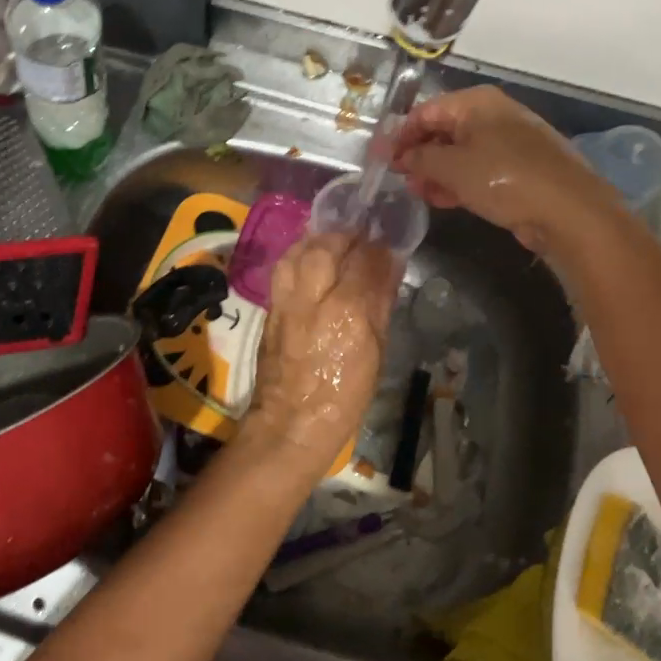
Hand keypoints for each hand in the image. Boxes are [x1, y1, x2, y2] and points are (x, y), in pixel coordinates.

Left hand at [242, 233, 395, 476]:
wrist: (292, 424)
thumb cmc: (344, 397)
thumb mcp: (376, 353)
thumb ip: (380, 305)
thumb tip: (389, 269)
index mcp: (348, 312)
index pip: (366, 261)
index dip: (379, 249)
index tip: (388, 242)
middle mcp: (314, 298)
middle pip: (329, 247)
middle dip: (347, 236)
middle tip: (362, 237)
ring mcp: (287, 301)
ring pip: (300, 251)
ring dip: (320, 240)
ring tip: (336, 242)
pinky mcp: (270, 308)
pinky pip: (284, 268)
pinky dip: (299, 255)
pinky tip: (311, 258)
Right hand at [392, 86, 618, 252]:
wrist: (568, 211)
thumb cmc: (503, 179)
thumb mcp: (450, 168)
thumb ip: (418, 159)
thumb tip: (398, 155)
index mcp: (477, 102)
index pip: (425, 111)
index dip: (400, 135)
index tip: (382, 160)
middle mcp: (495, 114)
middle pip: (444, 130)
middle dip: (420, 155)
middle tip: (401, 180)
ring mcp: (511, 141)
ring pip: (462, 152)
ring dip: (438, 172)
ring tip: (420, 194)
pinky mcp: (522, 168)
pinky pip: (481, 169)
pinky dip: (461, 181)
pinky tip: (446, 200)